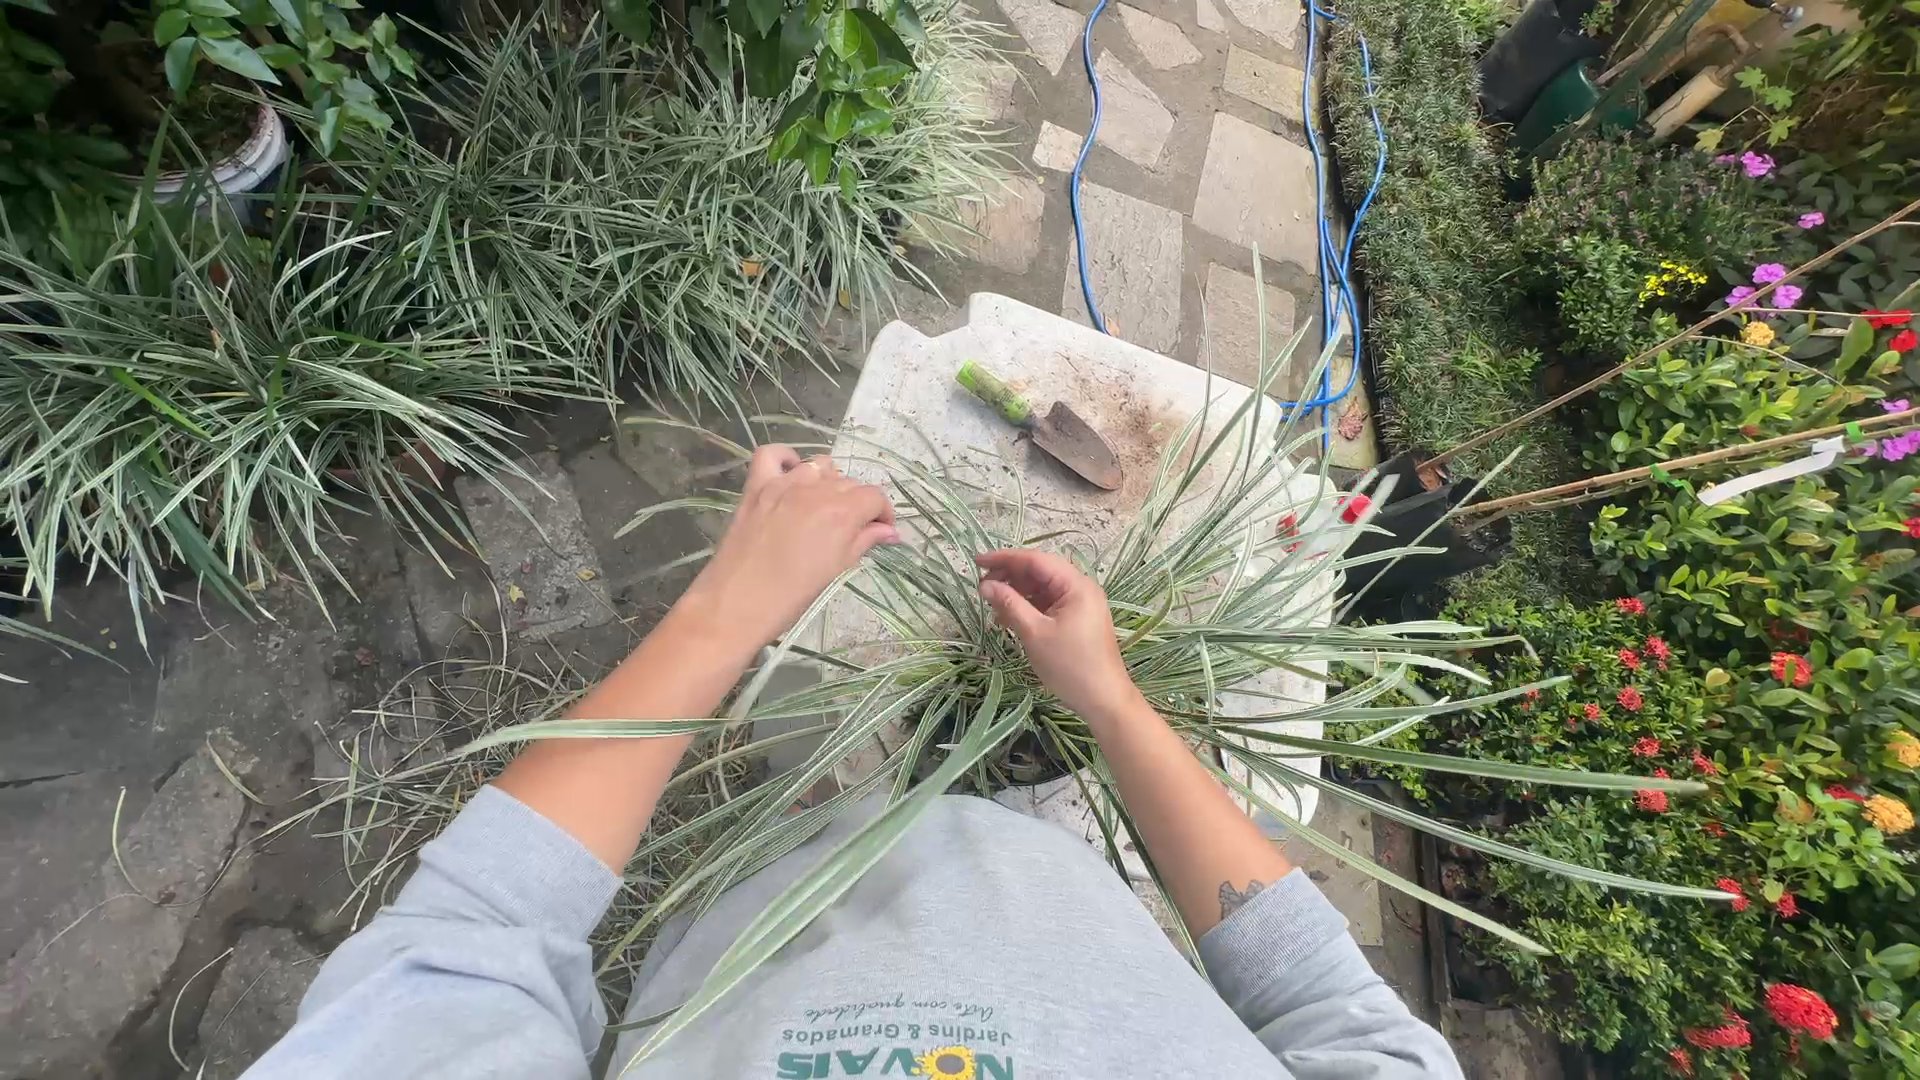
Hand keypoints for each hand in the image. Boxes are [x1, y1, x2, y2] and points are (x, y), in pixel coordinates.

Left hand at [676, 445, 896, 652]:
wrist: (736, 604)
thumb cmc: (792, 595)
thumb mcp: (837, 568)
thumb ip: (864, 541)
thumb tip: (890, 532)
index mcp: (841, 513)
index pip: (874, 497)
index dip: (882, 513)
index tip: (880, 531)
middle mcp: (815, 490)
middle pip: (849, 483)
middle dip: (858, 503)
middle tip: (852, 529)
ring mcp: (783, 484)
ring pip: (819, 466)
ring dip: (829, 481)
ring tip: (824, 506)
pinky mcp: (757, 486)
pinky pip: (773, 455)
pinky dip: (786, 458)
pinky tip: (792, 474)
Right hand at [975, 549, 1142, 721]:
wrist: (1104, 700)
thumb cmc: (1070, 666)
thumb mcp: (1034, 634)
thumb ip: (1010, 604)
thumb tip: (986, 585)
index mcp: (1076, 585)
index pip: (1035, 560)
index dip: (1005, 558)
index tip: (978, 561)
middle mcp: (1081, 588)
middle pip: (1040, 571)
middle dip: (1010, 576)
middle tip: (982, 587)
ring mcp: (1081, 604)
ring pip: (1043, 587)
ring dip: (1018, 592)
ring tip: (993, 604)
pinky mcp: (1078, 619)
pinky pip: (1049, 603)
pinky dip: (1029, 606)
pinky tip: (1010, 617)